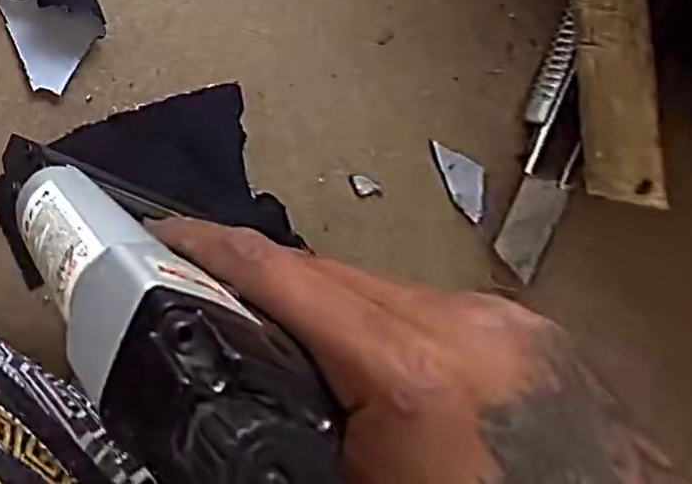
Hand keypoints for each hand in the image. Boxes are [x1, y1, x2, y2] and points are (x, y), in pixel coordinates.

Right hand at [149, 218, 678, 483]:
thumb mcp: (343, 482)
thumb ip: (275, 411)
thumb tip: (200, 396)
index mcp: (421, 375)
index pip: (275, 267)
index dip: (202, 242)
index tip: (161, 232)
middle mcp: (470, 332)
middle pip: (314, 266)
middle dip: (251, 276)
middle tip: (199, 287)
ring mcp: (509, 329)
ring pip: (360, 278)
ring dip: (308, 297)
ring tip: (273, 326)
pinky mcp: (531, 337)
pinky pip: (411, 300)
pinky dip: (364, 315)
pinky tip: (348, 349)